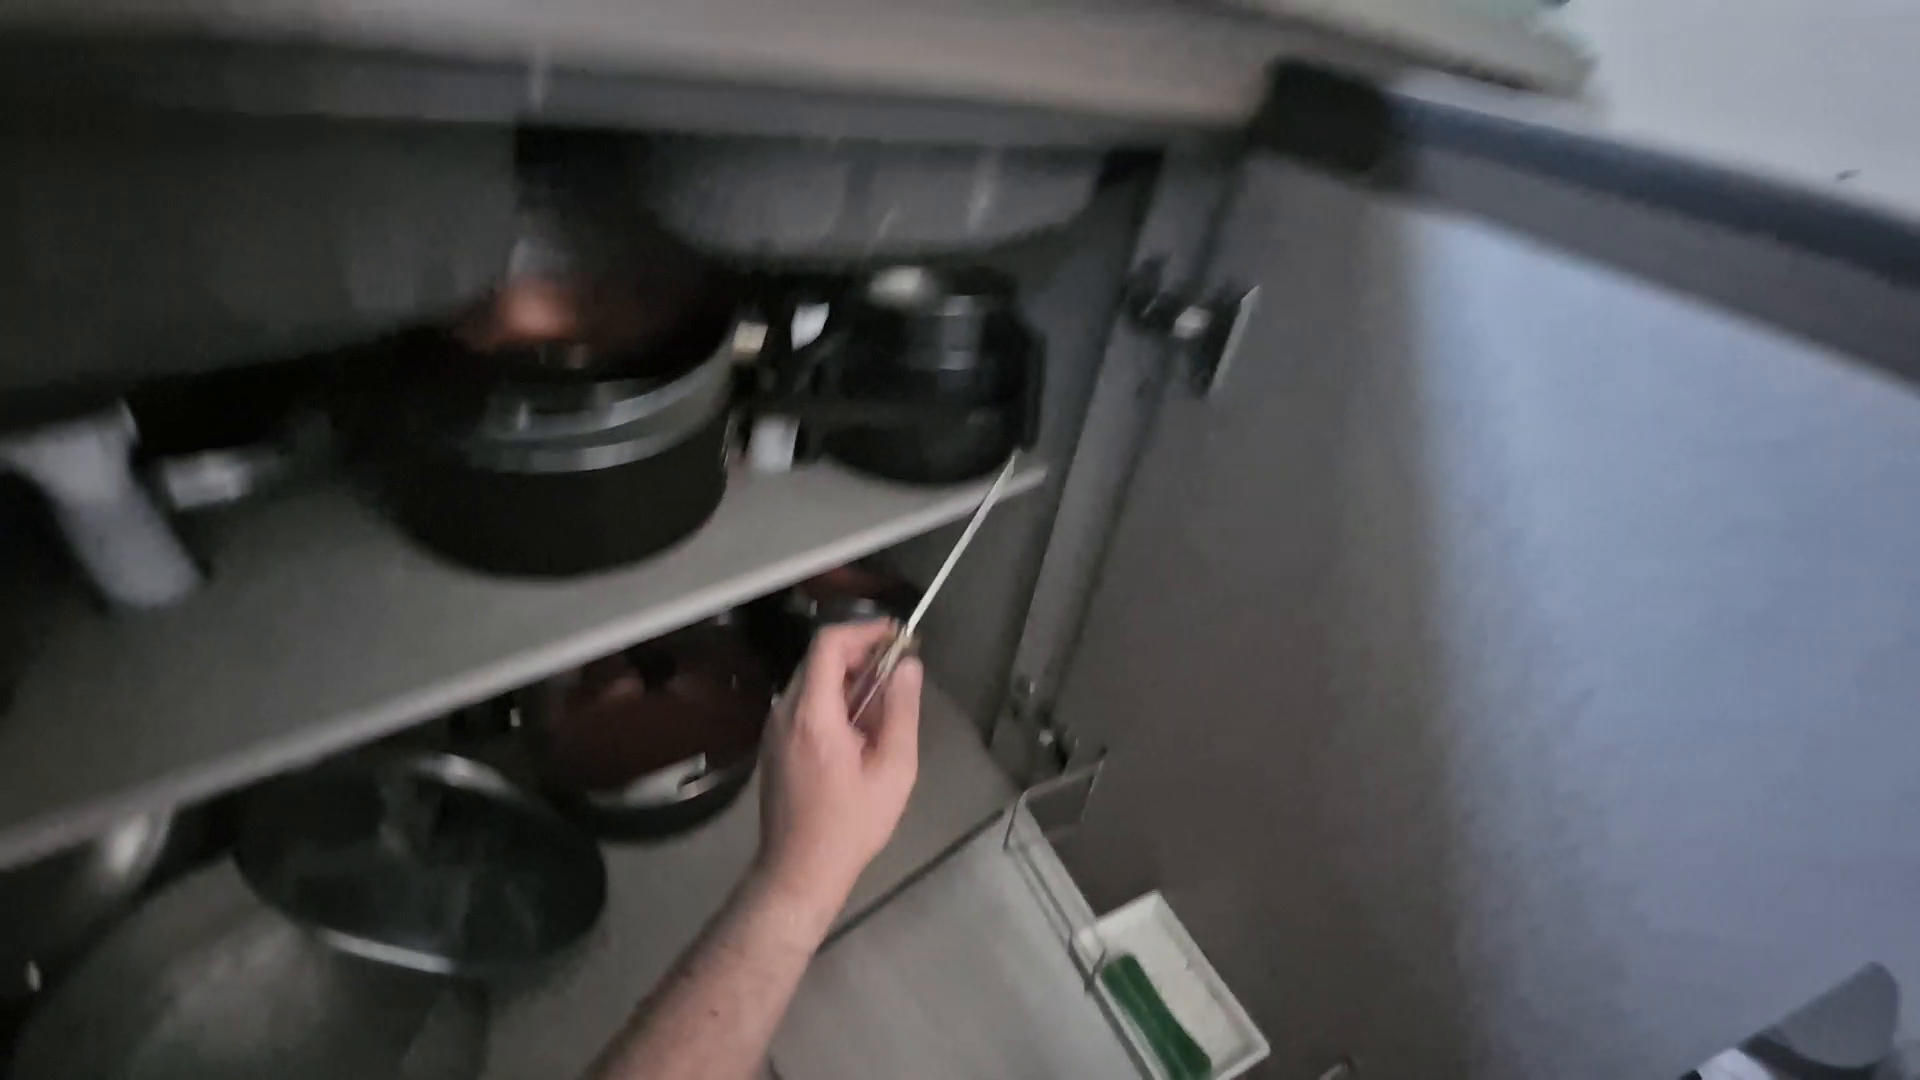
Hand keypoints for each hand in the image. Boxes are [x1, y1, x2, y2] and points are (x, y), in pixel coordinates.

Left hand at [754, 621, 921, 908]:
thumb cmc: (851, 824)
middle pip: (820, 658)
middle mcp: (785, 711)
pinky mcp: (774, 743)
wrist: (798, 871)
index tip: (896, 638)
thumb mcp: (893, 770)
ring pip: (812, 679)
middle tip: (898, 672)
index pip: (829, 644)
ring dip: (849, 678)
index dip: (864, 630)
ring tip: (884, 704)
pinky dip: (834, 698)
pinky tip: (859, 728)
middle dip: (861, 655)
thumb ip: (902, 711)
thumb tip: (908, 666)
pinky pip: (805, 702)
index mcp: (813, 714)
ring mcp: (774, 727)